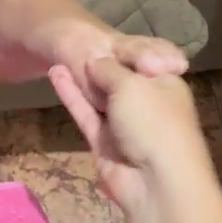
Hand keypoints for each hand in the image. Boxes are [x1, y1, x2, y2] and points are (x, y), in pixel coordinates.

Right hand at [50, 56, 211, 215]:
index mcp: (165, 86)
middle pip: (119, 82)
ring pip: (100, 99)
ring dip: (82, 80)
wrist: (155, 181)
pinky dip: (73, 96)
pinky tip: (56, 75)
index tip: (98, 40)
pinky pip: (88, 115)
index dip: (121, 53)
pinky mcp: (105, 144)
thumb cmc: (153, 122)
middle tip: (74, 47)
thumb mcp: (132, 84)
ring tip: (59, 58)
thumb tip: (96, 60)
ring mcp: (125, 126)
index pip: (142, 63)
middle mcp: (146, 105)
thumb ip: (110, 68)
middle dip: (99, 67)